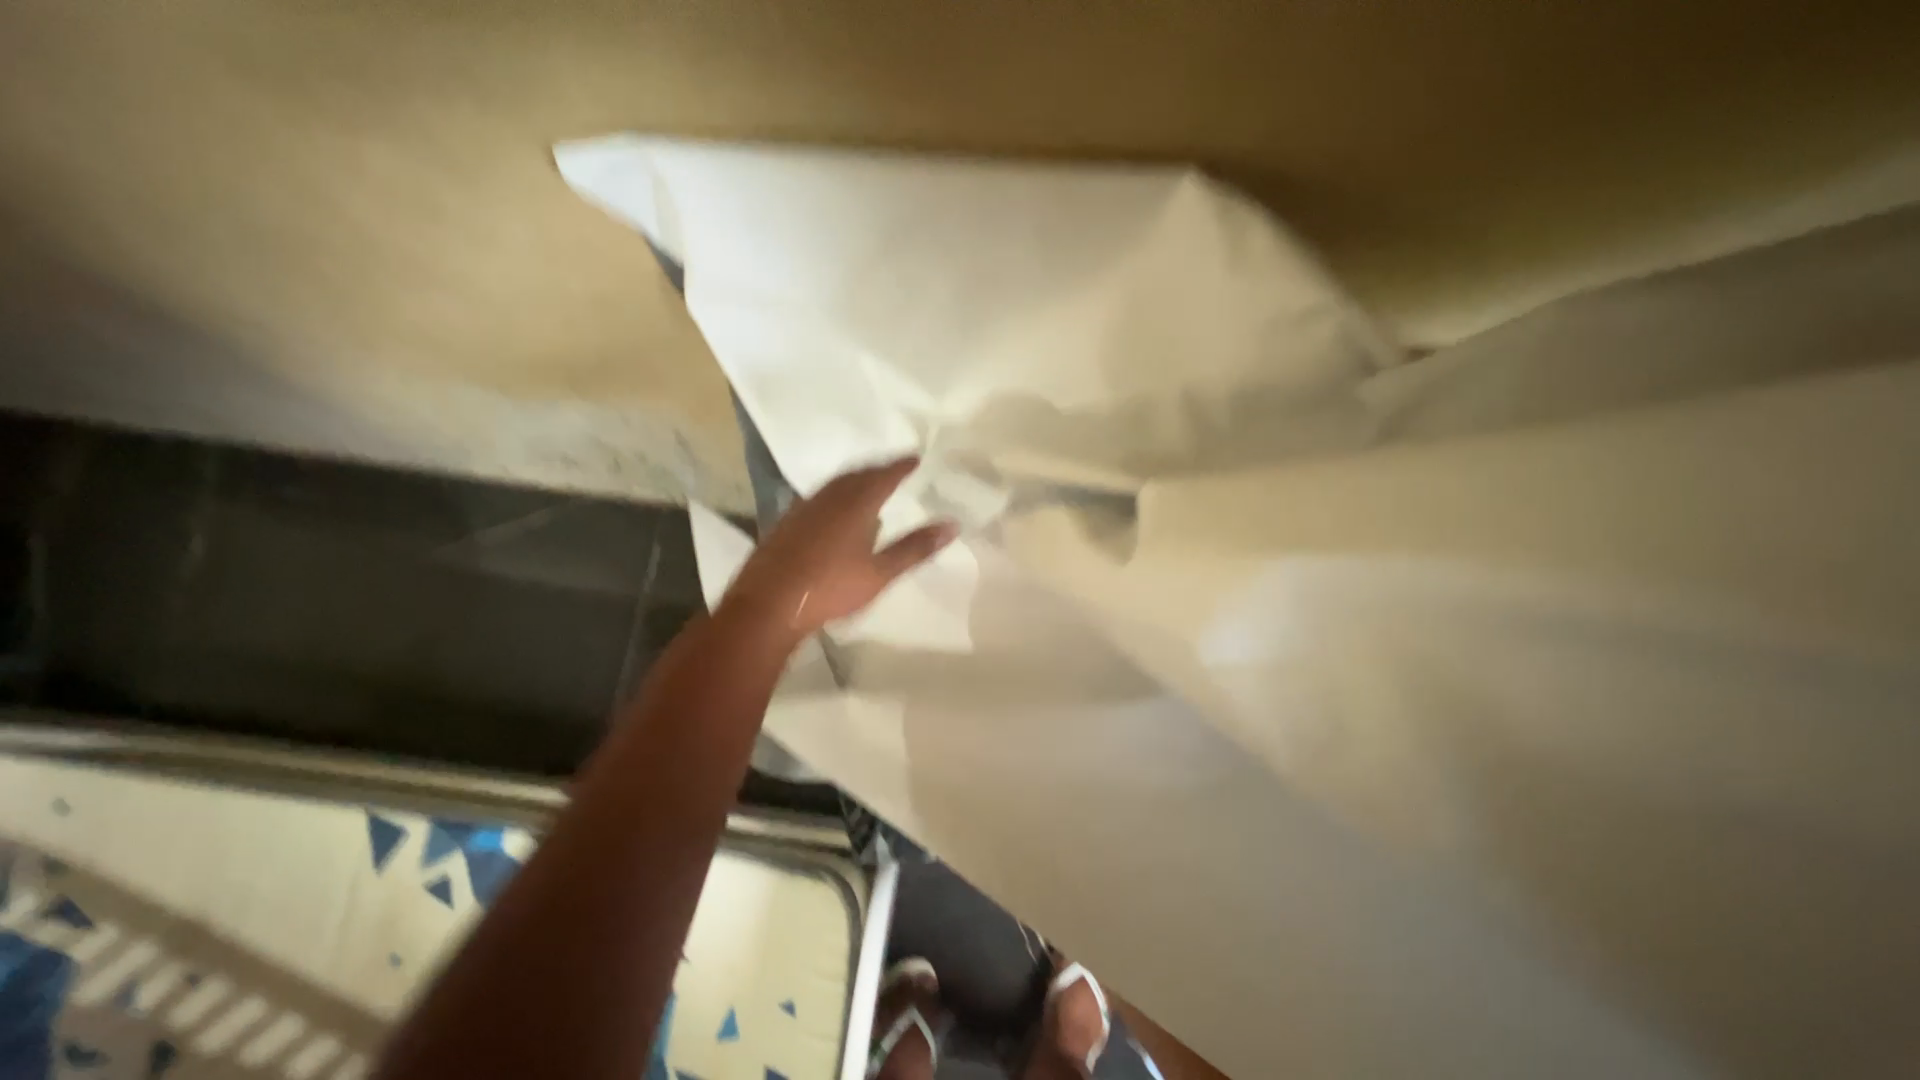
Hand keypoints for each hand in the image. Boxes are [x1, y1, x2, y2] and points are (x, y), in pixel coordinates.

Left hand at [723, 458, 957, 638]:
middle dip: (877, 469)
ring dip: (854, 480)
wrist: (769, 604)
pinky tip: (834, 512)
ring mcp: (803, 509)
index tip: (915, 457)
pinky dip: (834, 495)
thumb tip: (952, 525)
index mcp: (855, 505)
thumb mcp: (880, 573)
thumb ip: (915, 548)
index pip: (883, 476)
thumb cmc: (830, 589)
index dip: (900, 466)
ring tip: (867, 485)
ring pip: (834, 485)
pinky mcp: (786, 524)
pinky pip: (817, 498)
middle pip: (857, 475)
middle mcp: (828, 499)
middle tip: (893, 468)